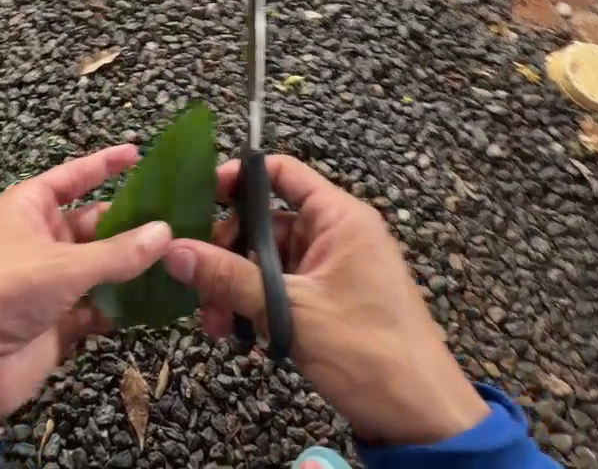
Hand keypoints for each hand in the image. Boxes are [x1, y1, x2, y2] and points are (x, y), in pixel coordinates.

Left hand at [0, 145, 173, 433]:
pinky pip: (97, 304)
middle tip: (176, 220)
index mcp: (29, 207)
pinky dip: (121, 305)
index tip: (137, 153)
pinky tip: (156, 304)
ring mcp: (49, 279)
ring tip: (177, 259)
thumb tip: (165, 232)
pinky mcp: (58, 318)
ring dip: (131, 266)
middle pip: (92, 222)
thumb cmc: (5, 290)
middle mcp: (40, 237)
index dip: (103, 164)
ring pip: (99, 265)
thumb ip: (117, 253)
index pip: (72, 176)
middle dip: (129, 223)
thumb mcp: (64, 265)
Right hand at [163, 154, 488, 446]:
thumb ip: (229, 277)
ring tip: (216, 322)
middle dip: (225, 252)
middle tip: (199, 283)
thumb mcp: (291, 312)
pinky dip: (252, 304)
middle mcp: (333, 234)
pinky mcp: (324, 301)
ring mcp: (328, 269)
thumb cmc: (369, 353)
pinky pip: (275, 287)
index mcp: (338, 218)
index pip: (281, 171)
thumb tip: (172, 249)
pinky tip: (235, 332)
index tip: (200, 198)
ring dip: (234, 285)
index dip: (237, 176)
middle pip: (262, 221)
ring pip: (263, 260)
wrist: (425, 425)